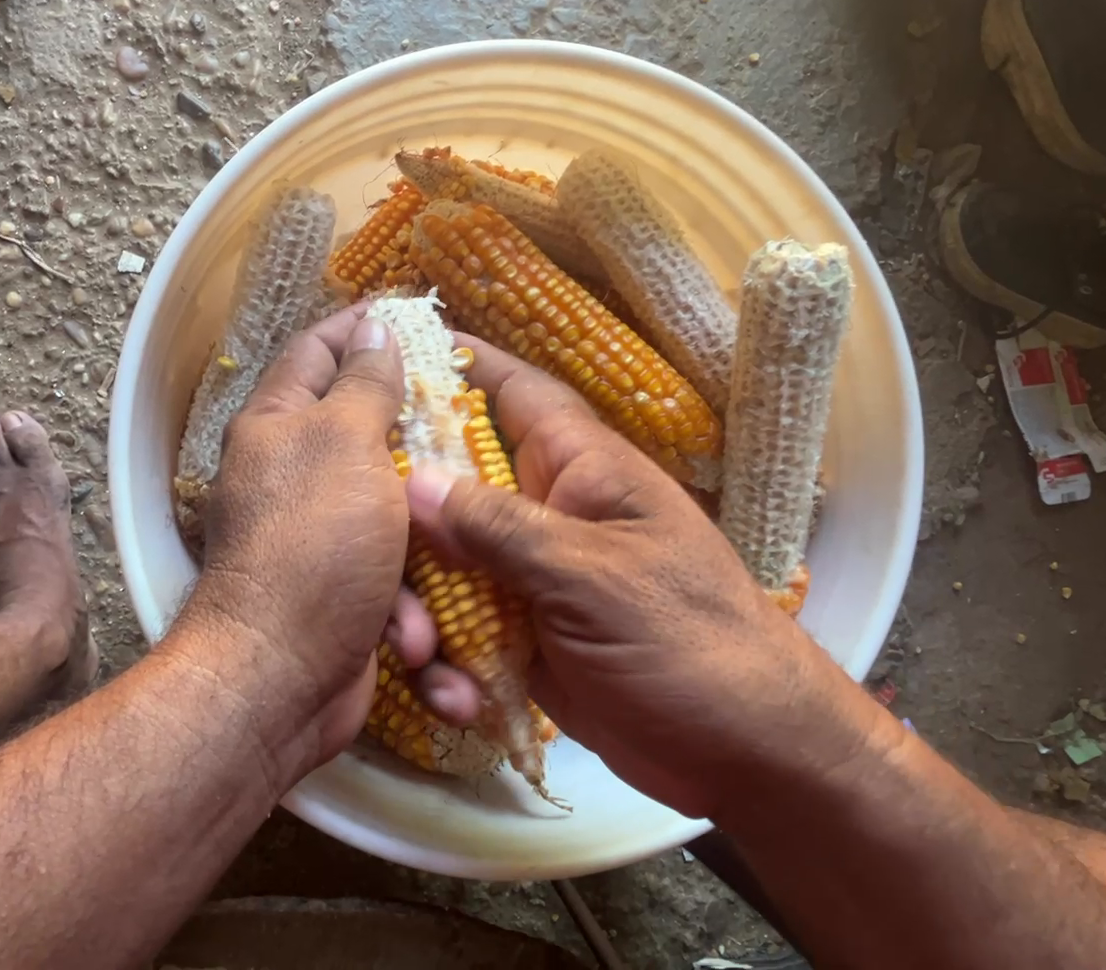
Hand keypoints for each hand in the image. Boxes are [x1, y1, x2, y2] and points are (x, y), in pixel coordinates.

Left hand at [165, 303, 408, 780]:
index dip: (363, 327)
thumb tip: (374, 330)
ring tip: (443, 548)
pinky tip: (413, 625)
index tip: (416, 314)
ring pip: (392, 505)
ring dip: (421, 534)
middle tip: (469, 421)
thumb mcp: (345, 446)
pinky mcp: (346, 587)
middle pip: (364, 427)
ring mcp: (319, 533)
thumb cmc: (315, 544)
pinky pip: (394, 570)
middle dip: (417, 432)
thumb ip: (364, 386)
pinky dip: (408, 596)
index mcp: (278, 425)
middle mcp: (292, 472)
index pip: (319, 349)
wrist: (283, 677)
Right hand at [396, 339, 886, 819]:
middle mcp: (540, 509)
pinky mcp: (513, 629)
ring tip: (418, 649)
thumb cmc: (689, 644)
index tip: (385, 352)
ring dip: (418, 601)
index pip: (510, 390)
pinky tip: (454, 693)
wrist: (743, 754)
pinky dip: (442, 653)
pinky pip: (453, 619)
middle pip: (449, 478)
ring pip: (440, 557)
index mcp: (576, 466)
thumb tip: (412, 480)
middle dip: (402, 512)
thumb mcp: (594, 577)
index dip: (453, 362)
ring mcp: (523, 572)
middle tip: (363, 544)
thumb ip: (500, 527)